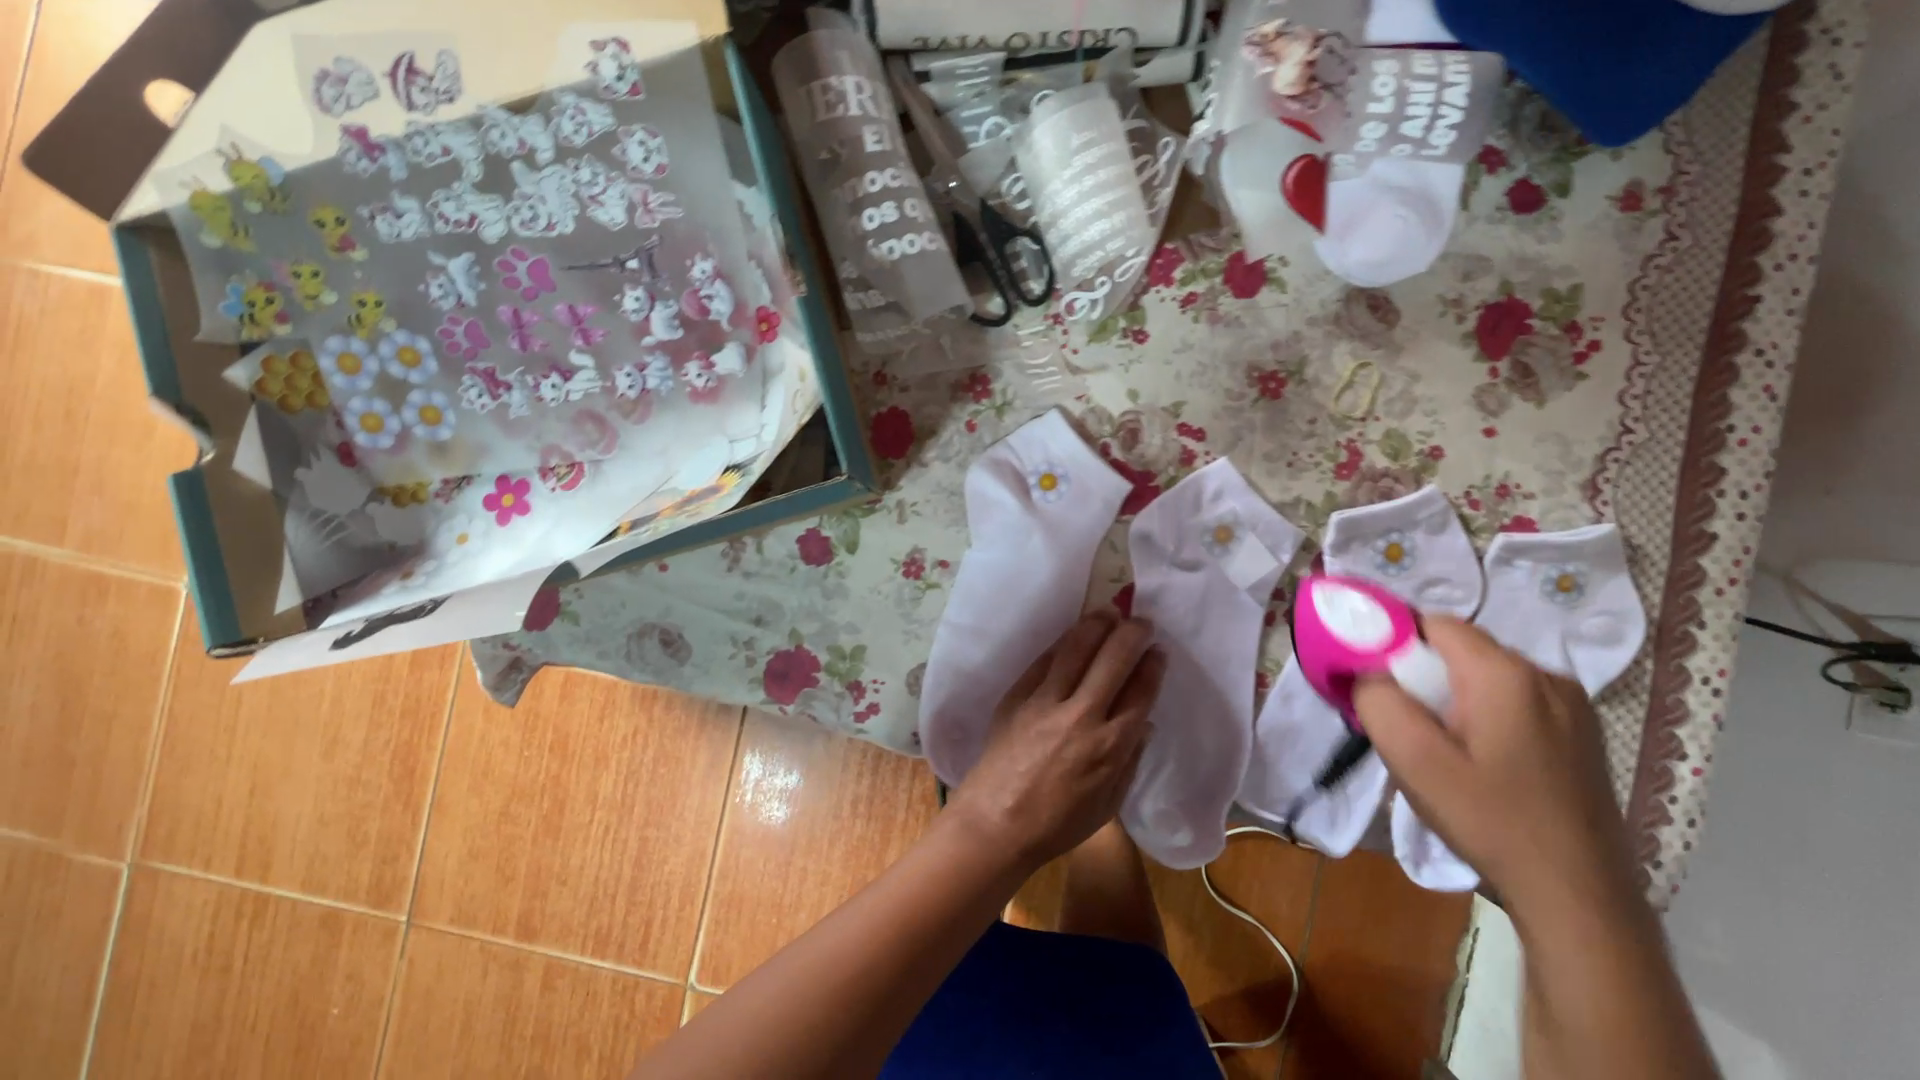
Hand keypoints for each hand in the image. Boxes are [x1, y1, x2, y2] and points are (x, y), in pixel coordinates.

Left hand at [947, 613, 1166, 870]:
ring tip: (1109, 611)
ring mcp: (1045, 701)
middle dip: (1133, 633)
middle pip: (1114, 658)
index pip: (1141, 691)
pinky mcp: (1017, 696)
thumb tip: (1142, 723)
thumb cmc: (1057, 824)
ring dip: (1097, 624)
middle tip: (1141, 622)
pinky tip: (1074, 634)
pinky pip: (1044, 660)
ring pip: (1076, 648)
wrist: (995, 823)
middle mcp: (1082, 715)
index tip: (1158, 652)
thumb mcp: (1109, 803)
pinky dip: (1063, 642)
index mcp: (1110, 746)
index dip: (1153, 666)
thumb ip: (1130, 761)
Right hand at [1353, 617, 1640, 923]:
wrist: (1578, 893)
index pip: (1435, 623)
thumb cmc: (1491, 821)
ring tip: (1445, 754)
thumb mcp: (1415, 763)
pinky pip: (1520, 704)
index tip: (1375, 683)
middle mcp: (1547, 675)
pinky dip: (1490, 718)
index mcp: (1505, 674)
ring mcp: (1573, 706)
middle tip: (1407, 728)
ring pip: (1492, 679)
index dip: (1396, 643)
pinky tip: (1486, 766)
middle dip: (1425, 677)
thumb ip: (1379, 702)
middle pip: (1464, 651)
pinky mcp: (1583, 735)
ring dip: (1458, 700)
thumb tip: (1369, 673)